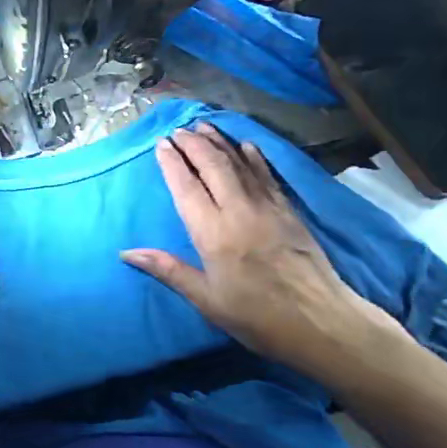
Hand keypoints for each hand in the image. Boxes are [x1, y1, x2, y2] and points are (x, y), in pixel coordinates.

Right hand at [121, 122, 402, 381]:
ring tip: (204, 126)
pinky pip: (267, 175)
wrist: (319, 321)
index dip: (173, 164)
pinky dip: (254, 157)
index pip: (187, 188)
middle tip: (178, 130)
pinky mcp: (289, 211)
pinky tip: (246, 145)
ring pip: (240, 164)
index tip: (162, 144)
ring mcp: (267, 207)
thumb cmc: (256, 316)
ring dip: (220, 143)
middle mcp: (239, 211)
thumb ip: (168, 270)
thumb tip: (126, 253)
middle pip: (213, 166)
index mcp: (213, 233)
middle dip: (194, 144)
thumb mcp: (206, 299)